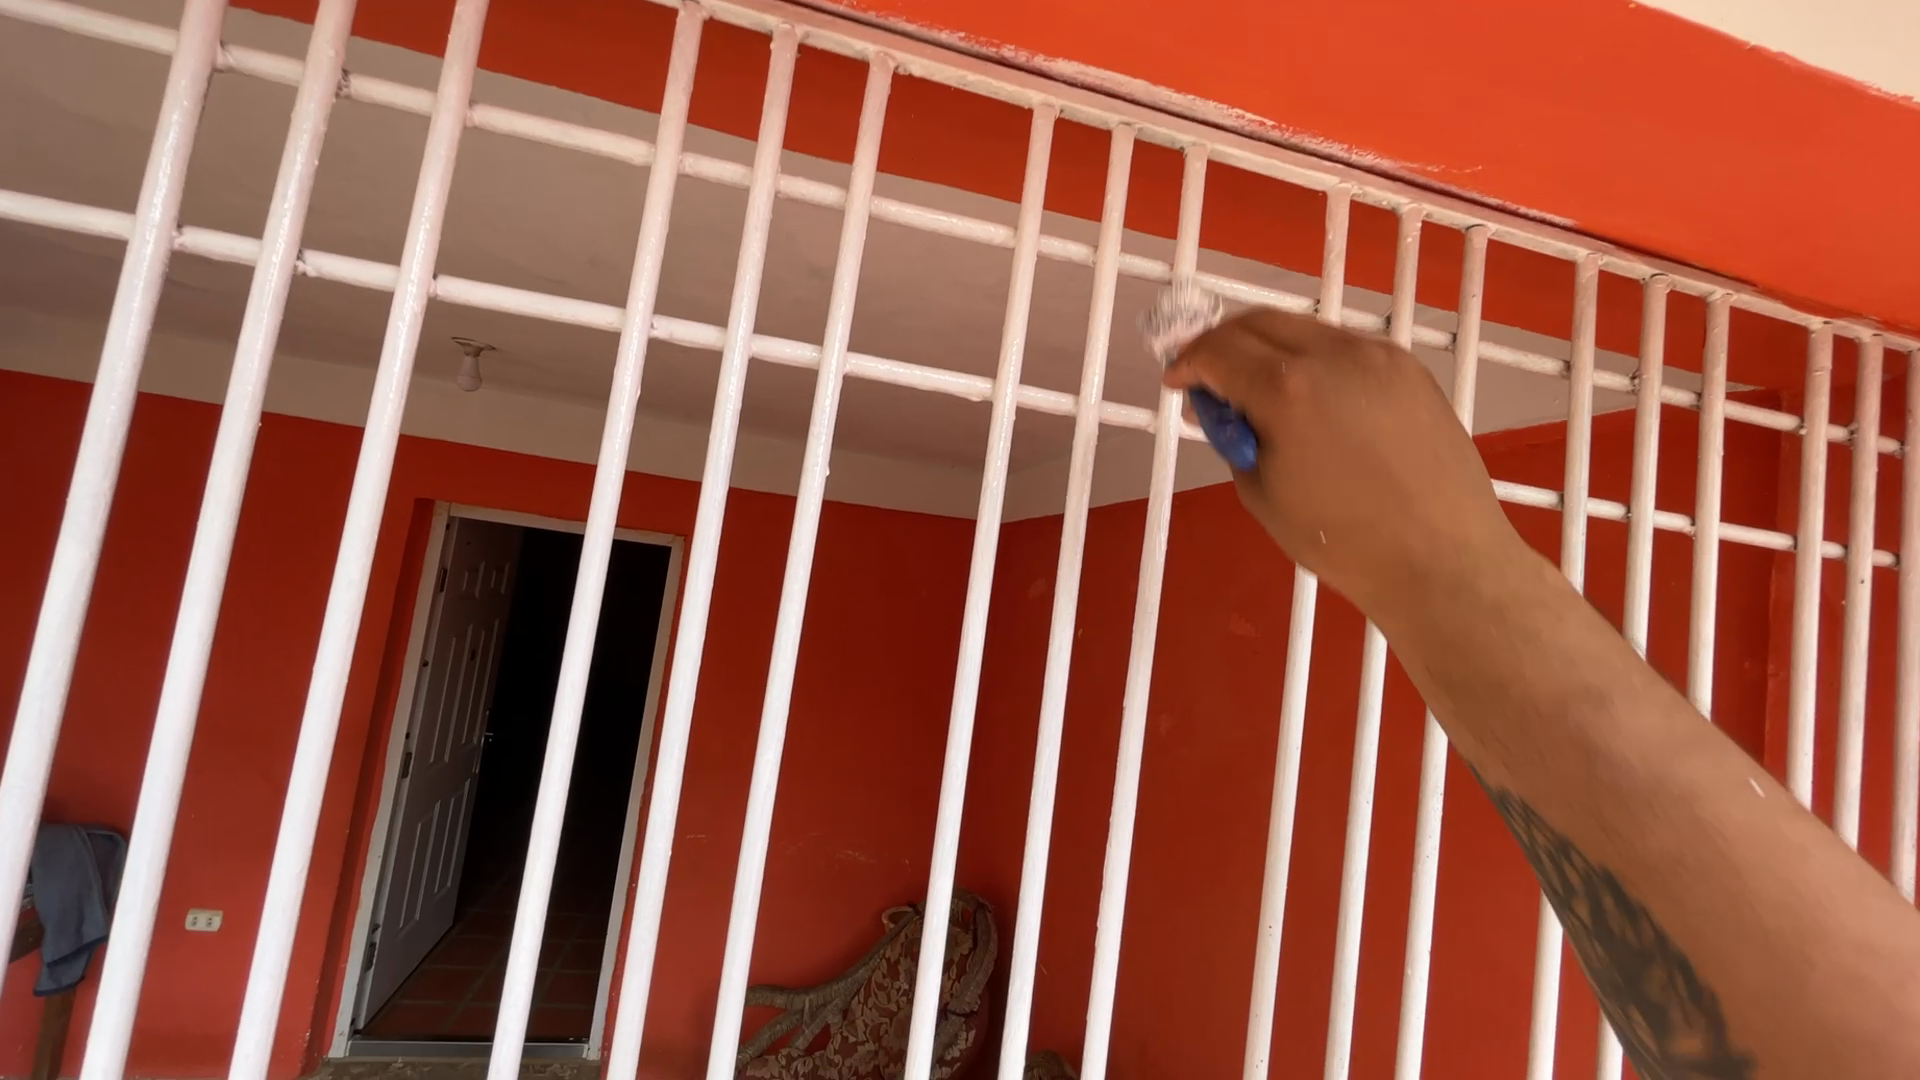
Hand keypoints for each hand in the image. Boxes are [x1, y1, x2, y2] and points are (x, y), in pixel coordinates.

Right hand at [1163, 308, 1522, 621]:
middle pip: (1258, 321)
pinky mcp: (1408, 368)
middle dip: (1222, 344)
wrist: (1440, 557)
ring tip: (1260, 394)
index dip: (1187, 362)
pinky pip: (1342, 348)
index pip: (1218, 350)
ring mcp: (1377, 356)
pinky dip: (1310, 361)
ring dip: (1267, 349)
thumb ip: (1234, 436)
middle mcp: (1332, 355)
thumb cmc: (1338, 538)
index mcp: (1285, 389)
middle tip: (1210, 379)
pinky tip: (1311, 402)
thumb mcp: (1260, 490)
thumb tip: (1221, 406)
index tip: (1177, 381)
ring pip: (1303, 329)